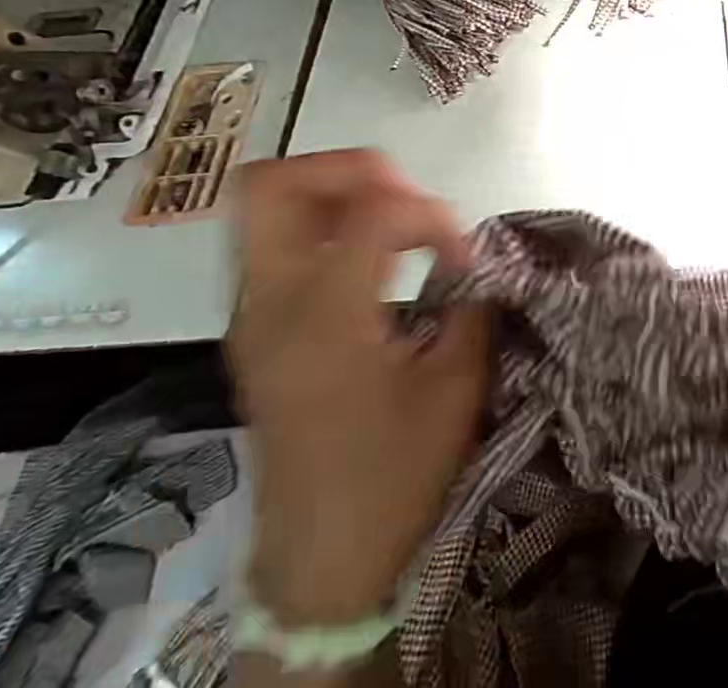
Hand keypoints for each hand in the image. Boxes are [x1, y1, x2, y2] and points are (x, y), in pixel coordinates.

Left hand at [228, 150, 489, 625]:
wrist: (324, 555)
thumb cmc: (395, 476)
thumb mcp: (455, 390)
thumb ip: (471, 306)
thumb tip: (477, 258)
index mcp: (322, 320)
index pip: (371, 215)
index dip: (432, 216)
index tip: (466, 255)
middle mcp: (269, 305)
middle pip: (275, 185)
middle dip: (351, 171)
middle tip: (409, 196)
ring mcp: (250, 317)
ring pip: (266, 208)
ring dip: (336, 195)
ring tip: (396, 221)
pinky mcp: (255, 331)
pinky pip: (277, 245)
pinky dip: (326, 227)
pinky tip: (375, 257)